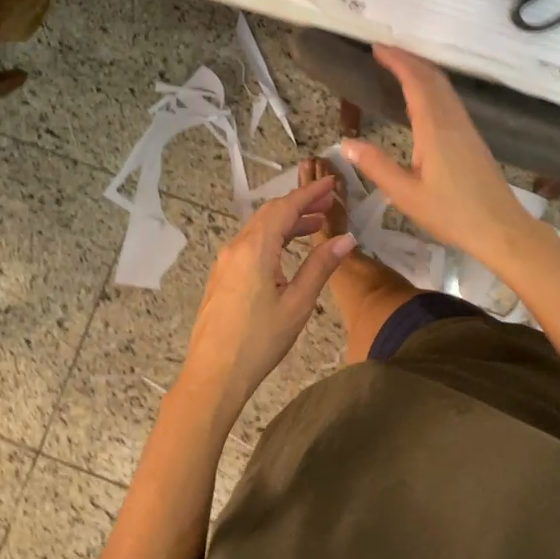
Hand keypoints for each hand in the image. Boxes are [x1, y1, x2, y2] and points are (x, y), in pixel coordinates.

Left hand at [177, 172, 355, 420]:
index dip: (309, 193)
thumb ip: (320, 266)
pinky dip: (272, 238)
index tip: (330, 183)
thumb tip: (346, 238)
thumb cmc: (259, 341)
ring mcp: (225, 262)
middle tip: (327, 202)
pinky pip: (250, 244)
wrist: (213, 375)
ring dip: (286, 223)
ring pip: (259, 229)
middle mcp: (236, 247)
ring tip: (315, 225)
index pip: (285, 208)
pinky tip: (287, 251)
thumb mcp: (297, 304)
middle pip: (270, 214)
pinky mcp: (222, 276)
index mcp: (255, 248)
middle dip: (299, 205)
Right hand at [341, 45, 538, 264]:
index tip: (377, 47)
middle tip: (384, 50)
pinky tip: (424, 96)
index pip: (415, 82)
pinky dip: (433, 85)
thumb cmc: (452, 214)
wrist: (501, 228)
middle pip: (432, 77)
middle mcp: (452, 120)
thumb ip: (377, 167)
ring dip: (422, 70)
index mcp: (435, 129)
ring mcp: (466, 127)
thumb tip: (346, 144)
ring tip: (400, 65)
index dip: (397, 61)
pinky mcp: (472, 137)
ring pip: (444, 86)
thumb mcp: (406, 195)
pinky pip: (450, 99)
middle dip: (409, 59)